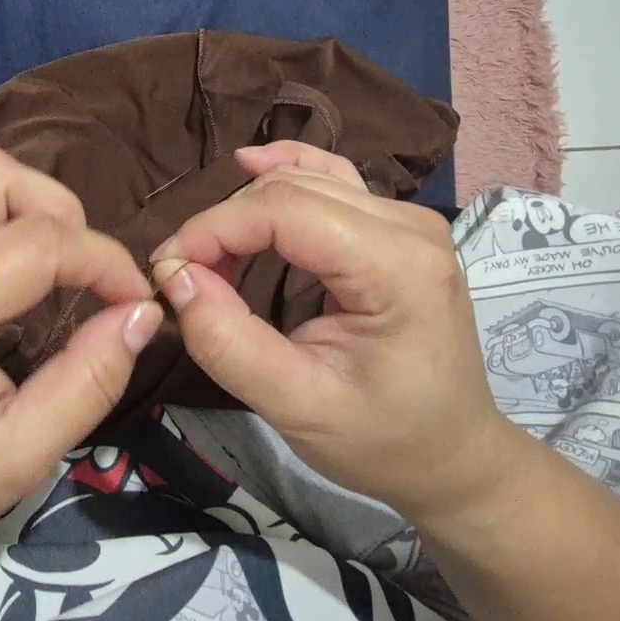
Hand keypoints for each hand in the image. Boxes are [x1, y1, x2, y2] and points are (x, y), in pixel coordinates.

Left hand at [0, 148, 162, 582]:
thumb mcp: (17, 459)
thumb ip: (88, 381)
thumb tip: (141, 315)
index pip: (38, 241)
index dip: (105, 261)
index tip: (136, 303)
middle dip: (60, 212)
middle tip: (84, 277)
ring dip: (21, 203)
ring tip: (48, 266)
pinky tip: (0, 264)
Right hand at [150, 141, 519, 521]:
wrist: (452, 455)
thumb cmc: (382, 441)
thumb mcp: (297, 408)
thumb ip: (229, 344)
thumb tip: (176, 278)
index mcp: (397, 267)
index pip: (283, 210)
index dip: (213, 229)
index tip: (167, 272)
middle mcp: (408, 226)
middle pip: (288, 189)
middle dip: (221, 224)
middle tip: (182, 278)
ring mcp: (406, 219)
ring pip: (300, 180)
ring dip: (241, 211)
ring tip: (208, 259)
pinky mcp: (394, 226)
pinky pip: (328, 178)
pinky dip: (282, 173)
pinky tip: (248, 166)